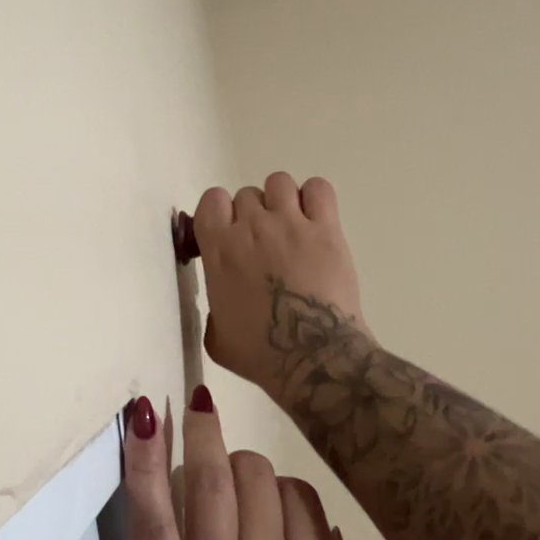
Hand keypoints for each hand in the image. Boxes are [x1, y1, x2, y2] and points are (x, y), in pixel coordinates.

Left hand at [118, 391, 367, 539]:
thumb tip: (330, 532)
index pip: (299, 499)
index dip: (277, 490)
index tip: (259, 498)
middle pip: (257, 480)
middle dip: (241, 462)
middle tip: (223, 462)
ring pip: (212, 484)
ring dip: (202, 434)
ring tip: (193, 403)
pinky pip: (153, 517)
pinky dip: (147, 464)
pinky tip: (144, 421)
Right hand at [193, 173, 368, 400]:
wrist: (313, 357)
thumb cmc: (260, 354)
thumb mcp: (216, 335)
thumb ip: (214, 305)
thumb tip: (225, 297)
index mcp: (219, 250)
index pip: (212, 199)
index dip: (219, 215)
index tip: (227, 235)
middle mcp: (252, 227)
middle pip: (246, 195)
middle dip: (252, 216)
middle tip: (264, 245)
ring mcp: (291, 224)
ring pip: (279, 183)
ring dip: (281, 202)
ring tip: (290, 229)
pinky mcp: (327, 229)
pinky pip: (318, 188)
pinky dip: (314, 198)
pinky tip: (314, 221)